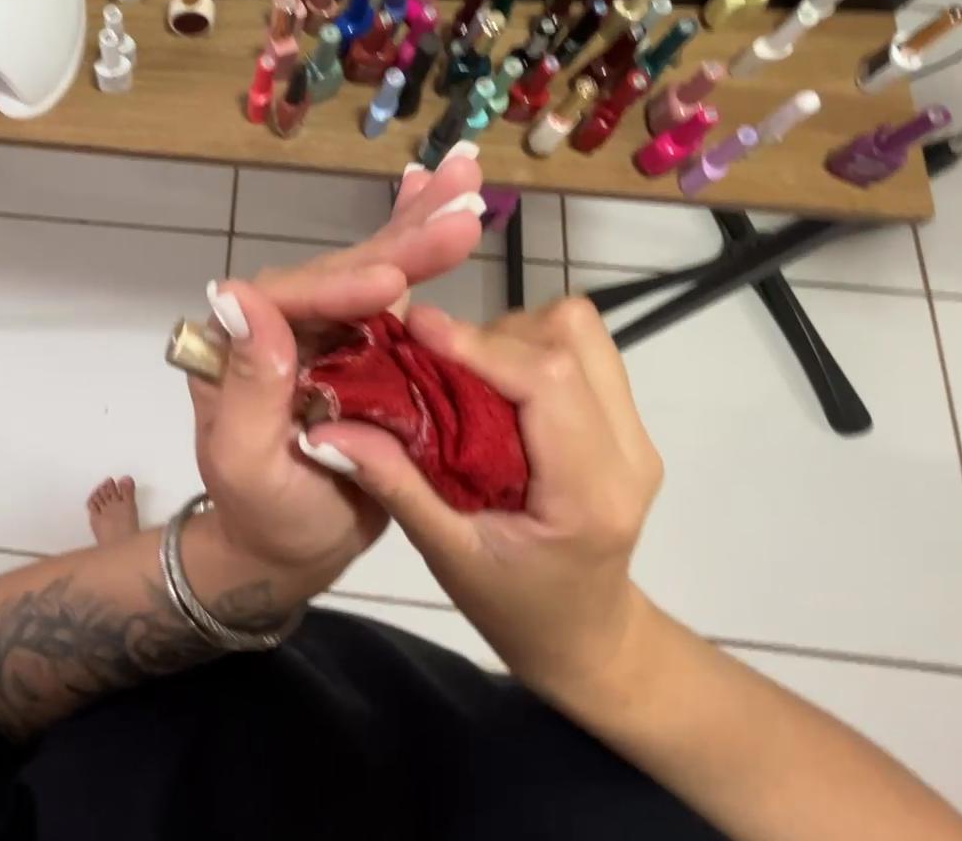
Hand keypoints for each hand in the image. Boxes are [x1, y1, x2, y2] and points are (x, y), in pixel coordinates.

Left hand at [188, 149, 487, 577]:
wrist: (295, 544)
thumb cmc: (266, 515)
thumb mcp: (245, 460)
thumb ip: (245, 384)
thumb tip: (236, 295)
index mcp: (238, 346)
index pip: (284, 301)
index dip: (337, 287)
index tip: (389, 284)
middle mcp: (279, 327)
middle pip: (336, 274)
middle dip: (398, 243)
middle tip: (460, 214)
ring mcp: (324, 333)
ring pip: (369, 272)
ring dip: (417, 228)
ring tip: (465, 181)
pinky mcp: (361, 347)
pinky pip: (391, 294)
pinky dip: (418, 250)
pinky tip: (446, 209)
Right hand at [311, 298, 664, 700]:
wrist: (587, 635)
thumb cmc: (514, 606)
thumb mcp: (446, 553)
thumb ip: (394, 484)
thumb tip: (325, 431)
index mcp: (588, 492)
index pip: (547, 383)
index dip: (479, 344)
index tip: (415, 327)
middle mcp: (628, 451)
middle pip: (569, 341)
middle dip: (492, 338)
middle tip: (434, 364)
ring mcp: (636, 433)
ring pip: (581, 334)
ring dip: (514, 338)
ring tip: (465, 376)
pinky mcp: (626, 422)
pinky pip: (582, 351)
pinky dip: (531, 348)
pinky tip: (494, 388)